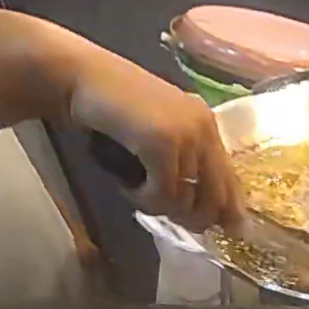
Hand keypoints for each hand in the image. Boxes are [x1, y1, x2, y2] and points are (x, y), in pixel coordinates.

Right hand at [62, 42, 239, 229]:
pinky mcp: (162, 143)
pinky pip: (163, 194)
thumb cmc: (113, 110)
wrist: (76, 75)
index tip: (227, 233)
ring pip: (187, 202)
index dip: (231, 214)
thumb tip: (209, 216)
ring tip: (138, 194)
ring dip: (160, 209)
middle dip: (192, 219)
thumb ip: (186, 166)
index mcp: (207, 126)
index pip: (231, 182)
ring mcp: (185, 134)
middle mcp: (203, 129)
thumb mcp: (161, 137)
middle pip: (215, 200)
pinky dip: (144, 200)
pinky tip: (128, 188)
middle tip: (165, 215)